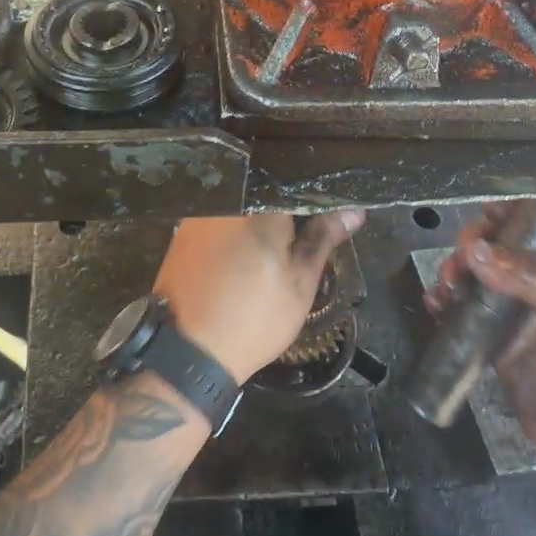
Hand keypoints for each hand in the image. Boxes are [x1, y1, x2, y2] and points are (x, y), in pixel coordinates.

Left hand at [153, 210, 364, 379]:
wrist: (191, 351)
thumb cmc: (254, 318)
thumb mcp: (299, 283)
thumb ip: (323, 238)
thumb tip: (353, 210)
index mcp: (262, 208)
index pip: (295, 184)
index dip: (312, 198)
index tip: (323, 215)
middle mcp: (227, 200)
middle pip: (264, 191)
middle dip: (283, 211)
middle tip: (295, 240)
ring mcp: (200, 214)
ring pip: (240, 204)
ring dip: (255, 220)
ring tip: (265, 251)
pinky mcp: (182, 230)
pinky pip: (216, 218)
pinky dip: (230, 231)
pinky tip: (237, 256)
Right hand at [428, 208, 535, 494]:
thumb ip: (532, 279)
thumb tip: (476, 250)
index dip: (524, 209)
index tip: (488, 210)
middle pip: (513, 246)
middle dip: (481, 243)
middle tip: (461, 256)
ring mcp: (533, 318)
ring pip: (488, 279)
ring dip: (461, 273)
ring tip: (445, 284)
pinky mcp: (508, 349)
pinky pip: (474, 318)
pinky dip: (452, 307)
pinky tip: (435, 304)